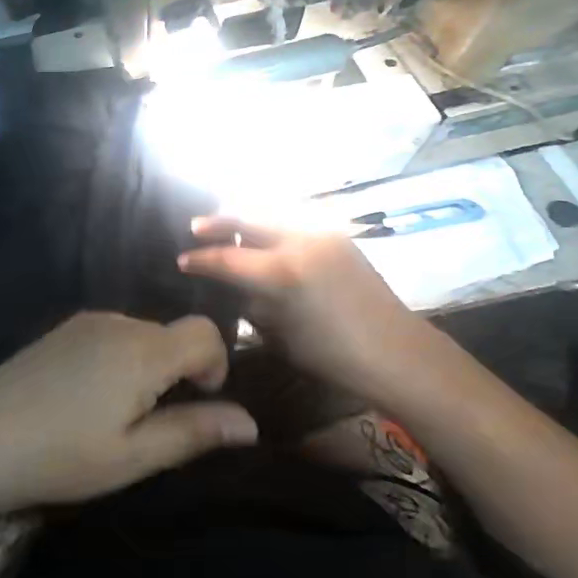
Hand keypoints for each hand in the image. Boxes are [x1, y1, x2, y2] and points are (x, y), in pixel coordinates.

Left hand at [0, 312, 258, 517]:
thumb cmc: (62, 456)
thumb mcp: (134, 456)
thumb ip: (194, 432)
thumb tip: (251, 423)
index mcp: (144, 350)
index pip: (207, 332)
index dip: (215, 365)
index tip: (194, 403)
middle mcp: (121, 322)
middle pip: (174, 334)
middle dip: (180, 371)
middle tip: (151, 421)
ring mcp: (89, 321)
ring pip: (144, 334)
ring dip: (149, 366)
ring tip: (116, 412)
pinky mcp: (64, 328)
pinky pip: (114, 334)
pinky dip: (121, 358)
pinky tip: (88, 396)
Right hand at [179, 216, 440, 402]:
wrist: (396, 351)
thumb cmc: (333, 357)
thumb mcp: (280, 336)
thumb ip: (253, 305)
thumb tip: (235, 288)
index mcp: (284, 273)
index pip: (229, 259)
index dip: (201, 259)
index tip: (181, 259)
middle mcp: (301, 242)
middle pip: (249, 223)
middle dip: (219, 224)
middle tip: (195, 226)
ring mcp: (323, 235)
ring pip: (273, 220)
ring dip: (248, 224)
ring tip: (228, 229)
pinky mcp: (339, 237)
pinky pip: (295, 228)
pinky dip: (274, 231)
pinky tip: (265, 241)